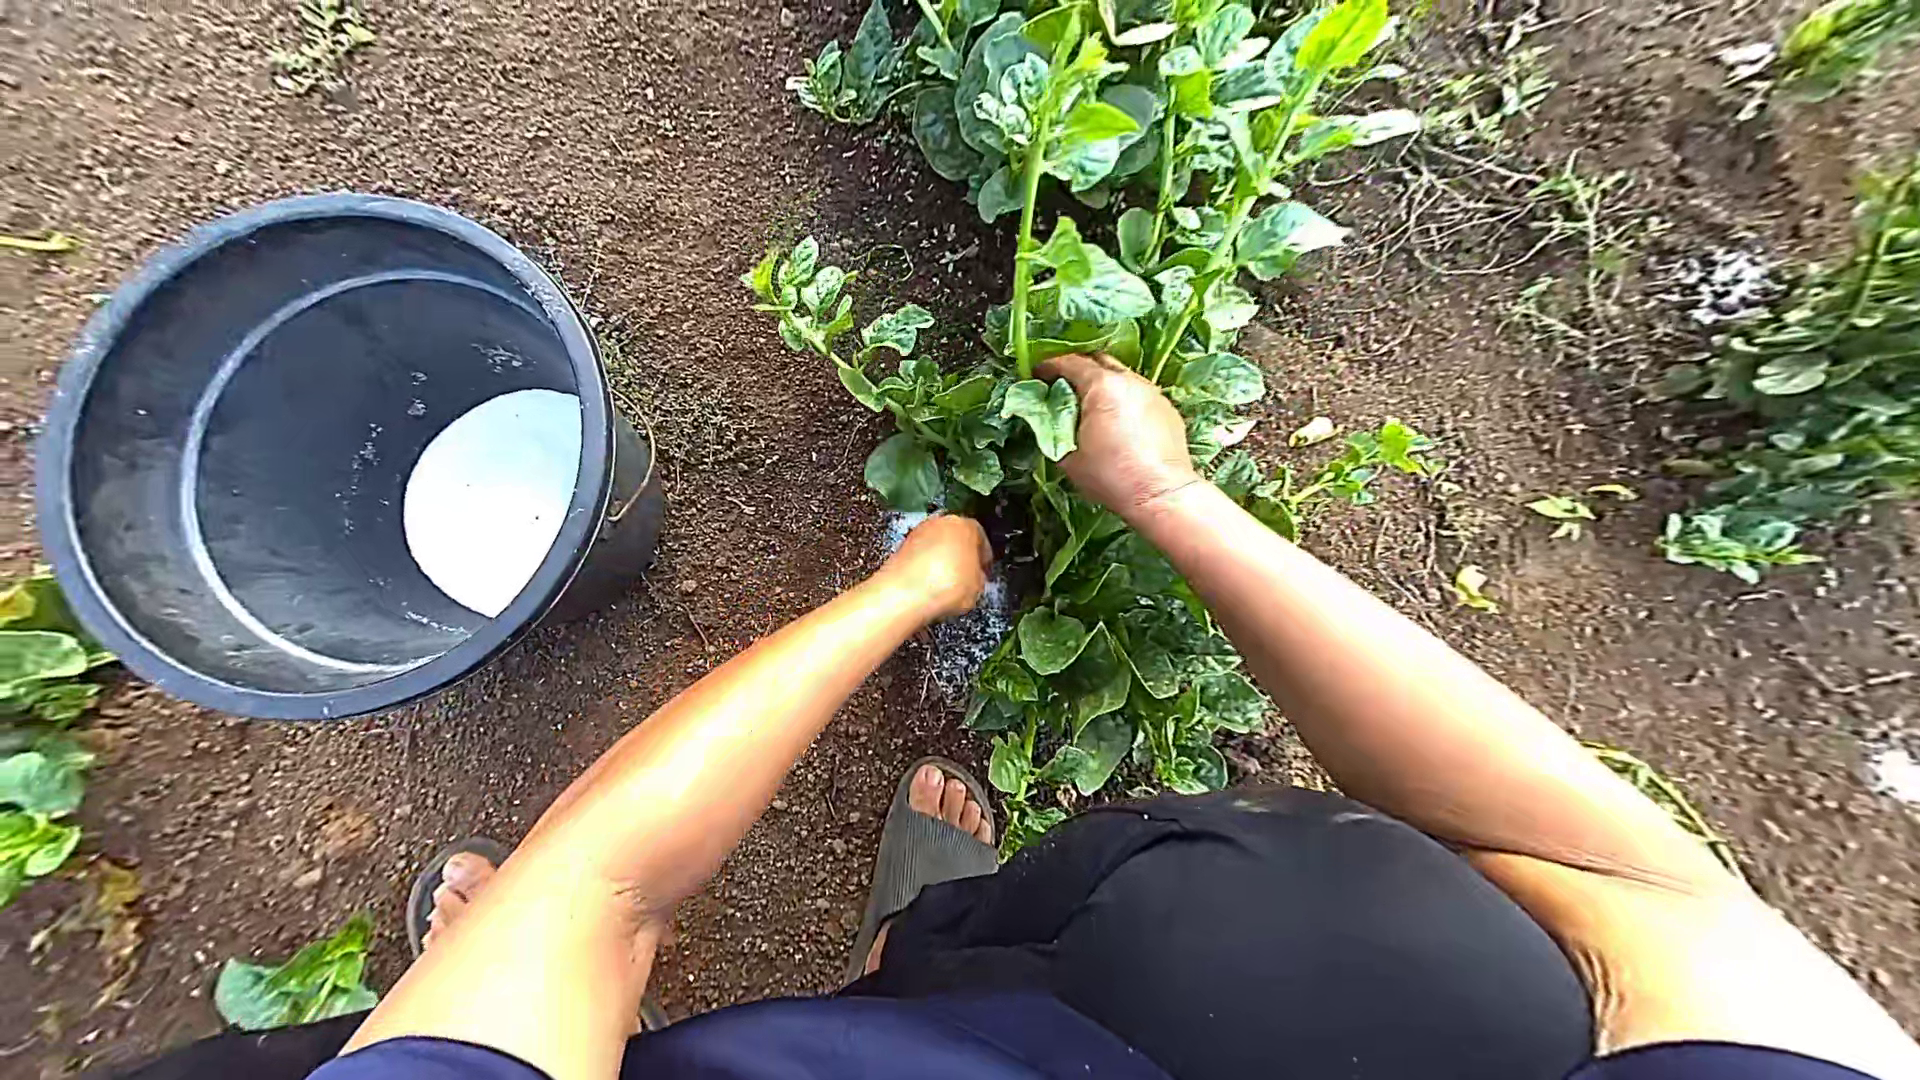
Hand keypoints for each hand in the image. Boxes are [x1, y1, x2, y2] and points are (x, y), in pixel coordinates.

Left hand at [877, 514, 992, 619]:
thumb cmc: (946, 585)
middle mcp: (941, 522)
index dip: (984, 558)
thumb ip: (979, 577)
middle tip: (966, 576)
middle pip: (956, 538)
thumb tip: (975, 578)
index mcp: (966, 525)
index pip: (981, 538)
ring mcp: (919, 532)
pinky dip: (925, 566)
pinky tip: (929, 584)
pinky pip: (920, 555)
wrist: (907, 593)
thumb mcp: (978, 587)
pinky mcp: (901, 546)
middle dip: (961, 556)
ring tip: (946, 584)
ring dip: (942, 560)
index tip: (984, 570)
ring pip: (936, 545)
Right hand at [1036, 353, 1198, 521]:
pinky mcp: (1166, 408)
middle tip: (1062, 387)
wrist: (1160, 494)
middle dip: (1078, 370)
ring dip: (1102, 386)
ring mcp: (1152, 392)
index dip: (1050, 367)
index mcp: (1102, 387)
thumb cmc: (1110, 477)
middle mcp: (1129, 381)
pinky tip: (1117, 422)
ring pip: (1121, 377)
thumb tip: (1045, 418)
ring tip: (1090, 406)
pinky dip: (1122, 400)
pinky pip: (1138, 395)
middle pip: (1098, 362)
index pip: (1071, 363)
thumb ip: (1052, 431)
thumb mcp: (1068, 457)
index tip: (1038, 375)